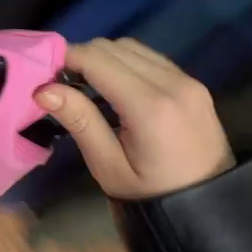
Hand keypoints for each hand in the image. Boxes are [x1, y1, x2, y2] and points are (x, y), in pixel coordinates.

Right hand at [33, 39, 234, 199]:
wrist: (208, 204)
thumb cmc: (149, 191)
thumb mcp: (108, 165)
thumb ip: (80, 121)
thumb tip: (43, 90)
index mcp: (150, 106)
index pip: (97, 59)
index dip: (65, 60)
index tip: (45, 78)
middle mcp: (172, 83)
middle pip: (113, 47)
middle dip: (80, 58)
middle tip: (61, 85)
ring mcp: (187, 80)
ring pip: (130, 47)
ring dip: (102, 58)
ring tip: (86, 85)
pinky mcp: (192, 83)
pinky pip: (149, 57)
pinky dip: (123, 62)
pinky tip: (113, 86)